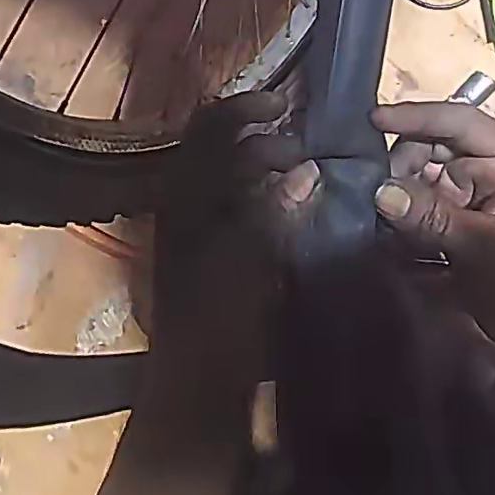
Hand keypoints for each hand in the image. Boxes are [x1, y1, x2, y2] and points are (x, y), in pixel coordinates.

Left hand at [148, 91, 315, 380]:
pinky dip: (263, 191)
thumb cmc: (219, 325)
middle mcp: (185, 200)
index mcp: (187, 195)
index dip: (248, 106)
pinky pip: (236, 200)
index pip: (212, 126)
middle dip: (266, 138)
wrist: (193, 388)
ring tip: (305, 173)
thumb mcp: (250, 264)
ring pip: (230, 173)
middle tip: (306, 150)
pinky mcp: (208, 247)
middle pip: (222, 146)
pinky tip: (291, 205)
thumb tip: (309, 170)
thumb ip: (278, 211)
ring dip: (265, 164)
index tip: (288, 105)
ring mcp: (194, 224)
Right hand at [370, 101, 494, 381]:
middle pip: (430, 150)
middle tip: (376, 199)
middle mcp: (487, 173)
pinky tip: (395, 249)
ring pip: (418, 183)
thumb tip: (380, 190)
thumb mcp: (489, 249)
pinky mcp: (457, 231)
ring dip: (399, 203)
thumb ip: (433, 218)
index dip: (417, 116)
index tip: (373, 120)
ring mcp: (470, 201)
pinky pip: (419, 216)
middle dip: (401, 169)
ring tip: (384, 229)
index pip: (460, 121)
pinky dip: (404, 228)